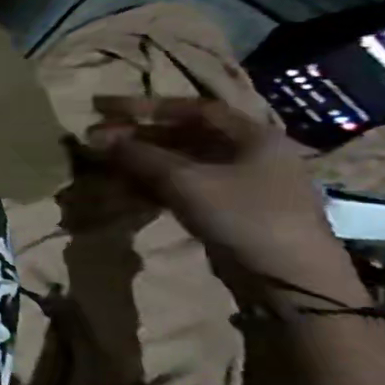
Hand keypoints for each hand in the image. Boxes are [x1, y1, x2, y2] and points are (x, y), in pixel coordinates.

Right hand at [86, 96, 363, 302]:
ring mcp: (242, 182)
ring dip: (140, 160)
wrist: (290, 278)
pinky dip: (153, 182)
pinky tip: (126, 188)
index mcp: (254, 136)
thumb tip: (94, 137)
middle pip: (185, 134)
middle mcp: (251, 153)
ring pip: (180, 160)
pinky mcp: (230, 206)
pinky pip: (184, 183)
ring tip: (104, 164)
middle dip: (137, 135)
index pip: (193, 108)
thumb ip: (137, 155)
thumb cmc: (244, 215)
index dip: (146, 106)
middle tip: (96, 138)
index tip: (104, 109)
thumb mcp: (184, 180)